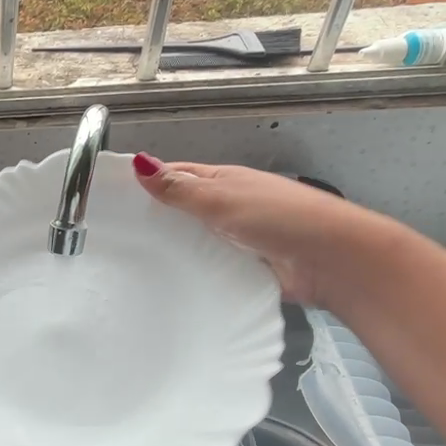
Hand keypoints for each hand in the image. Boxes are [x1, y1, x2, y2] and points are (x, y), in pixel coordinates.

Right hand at [131, 153, 410, 308]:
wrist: (336, 262)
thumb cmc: (283, 219)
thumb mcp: (223, 198)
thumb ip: (180, 188)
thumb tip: (139, 163)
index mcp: (224, 181)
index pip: (176, 176)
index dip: (145, 182)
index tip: (109, 198)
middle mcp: (229, 206)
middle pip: (182, 210)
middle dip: (152, 219)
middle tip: (111, 237)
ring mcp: (237, 238)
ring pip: (193, 240)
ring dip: (171, 248)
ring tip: (129, 262)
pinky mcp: (244, 268)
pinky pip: (208, 266)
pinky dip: (190, 271)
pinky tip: (167, 282)